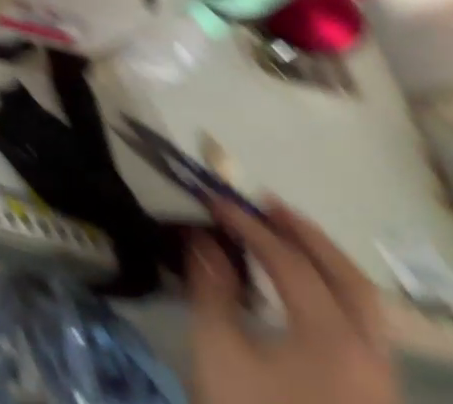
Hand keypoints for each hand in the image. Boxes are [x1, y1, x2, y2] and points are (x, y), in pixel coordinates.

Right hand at [189, 198, 395, 403]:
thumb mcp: (217, 351)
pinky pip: (359, 324)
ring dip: (324, 263)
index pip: (289, 263)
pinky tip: (300, 288)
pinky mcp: (371, 390)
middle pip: (348, 279)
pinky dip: (331, 292)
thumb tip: (206, 243)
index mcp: (331, 336)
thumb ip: (212, 292)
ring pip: (364, 304)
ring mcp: (378, 375)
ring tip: (284, 236)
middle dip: (306, 236)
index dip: (250, 226)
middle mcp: (370, 350)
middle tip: (265, 204)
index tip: (212, 199)